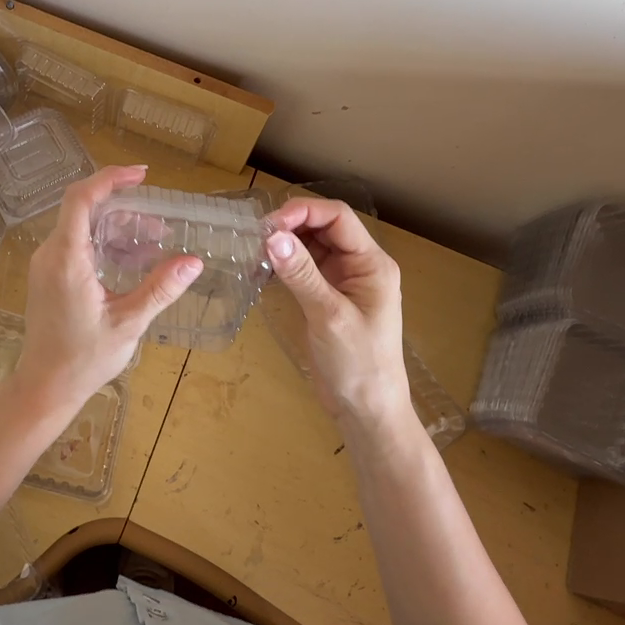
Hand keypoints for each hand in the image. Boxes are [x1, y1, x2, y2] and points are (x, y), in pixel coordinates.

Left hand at [16, 165, 202, 412]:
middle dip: (123, 207)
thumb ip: (160, 288)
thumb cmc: (84, 358)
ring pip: (80, 227)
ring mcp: (46, 265)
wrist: (45, 386)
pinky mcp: (48, 276)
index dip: (109, 178)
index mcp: (67, 259)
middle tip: (158, 223)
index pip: (81, 199)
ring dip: (116, 228)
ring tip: (152, 244)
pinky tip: (130, 262)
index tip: (141, 175)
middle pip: (83, 209)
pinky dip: (104, 244)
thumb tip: (194, 261)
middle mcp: (50, 254)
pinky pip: (75, 244)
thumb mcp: (129, 323)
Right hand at [264, 197, 411, 429]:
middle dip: (290, 226)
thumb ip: (301, 274)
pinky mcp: (327, 298)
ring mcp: (343, 282)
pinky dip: (283, 265)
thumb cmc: (358, 364)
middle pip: (323, 228)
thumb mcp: (328, 316)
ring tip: (253, 253)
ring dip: (284, 245)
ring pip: (311, 246)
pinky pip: (304, 269)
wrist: (367, 411)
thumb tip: (272, 236)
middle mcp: (359, 266)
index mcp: (372, 264)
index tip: (268, 225)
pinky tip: (260, 271)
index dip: (303, 212)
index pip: (338, 218)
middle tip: (254, 238)